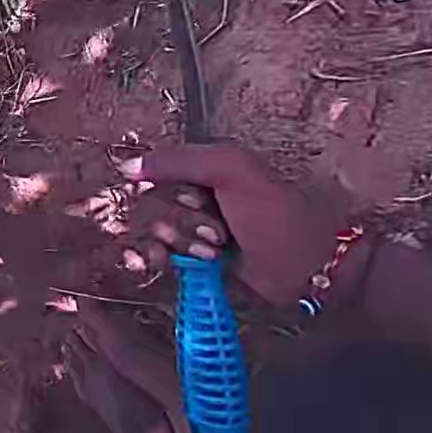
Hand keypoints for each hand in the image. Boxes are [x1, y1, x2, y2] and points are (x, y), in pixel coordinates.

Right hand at [123, 145, 351, 308]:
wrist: (304, 271)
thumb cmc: (276, 216)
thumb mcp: (232, 171)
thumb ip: (178, 161)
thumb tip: (127, 166)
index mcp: (202, 169)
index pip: (154, 170)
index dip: (160, 186)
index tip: (186, 199)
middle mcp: (191, 197)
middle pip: (151, 204)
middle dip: (179, 221)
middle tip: (215, 232)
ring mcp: (188, 230)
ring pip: (152, 231)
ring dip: (181, 242)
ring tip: (213, 252)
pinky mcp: (187, 260)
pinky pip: (153, 254)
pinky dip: (157, 259)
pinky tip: (172, 262)